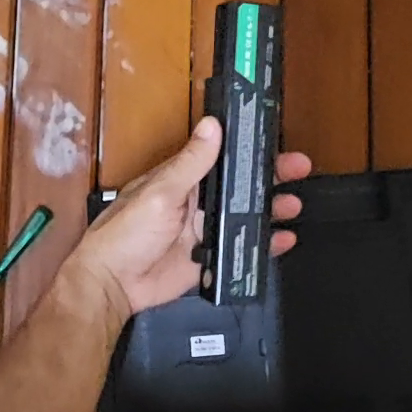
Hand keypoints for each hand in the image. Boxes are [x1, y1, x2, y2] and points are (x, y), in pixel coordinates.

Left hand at [63, 116, 310, 323]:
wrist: (112, 285)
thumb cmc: (125, 234)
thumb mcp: (160, 193)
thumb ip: (190, 164)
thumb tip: (211, 126)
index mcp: (182, 179)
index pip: (221, 158)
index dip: (248, 150)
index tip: (275, 141)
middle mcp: (195, 202)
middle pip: (239, 186)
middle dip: (269, 178)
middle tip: (299, 170)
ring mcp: (202, 230)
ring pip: (243, 216)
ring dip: (269, 210)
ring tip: (294, 206)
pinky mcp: (206, 258)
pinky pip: (239, 248)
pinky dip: (262, 244)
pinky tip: (282, 241)